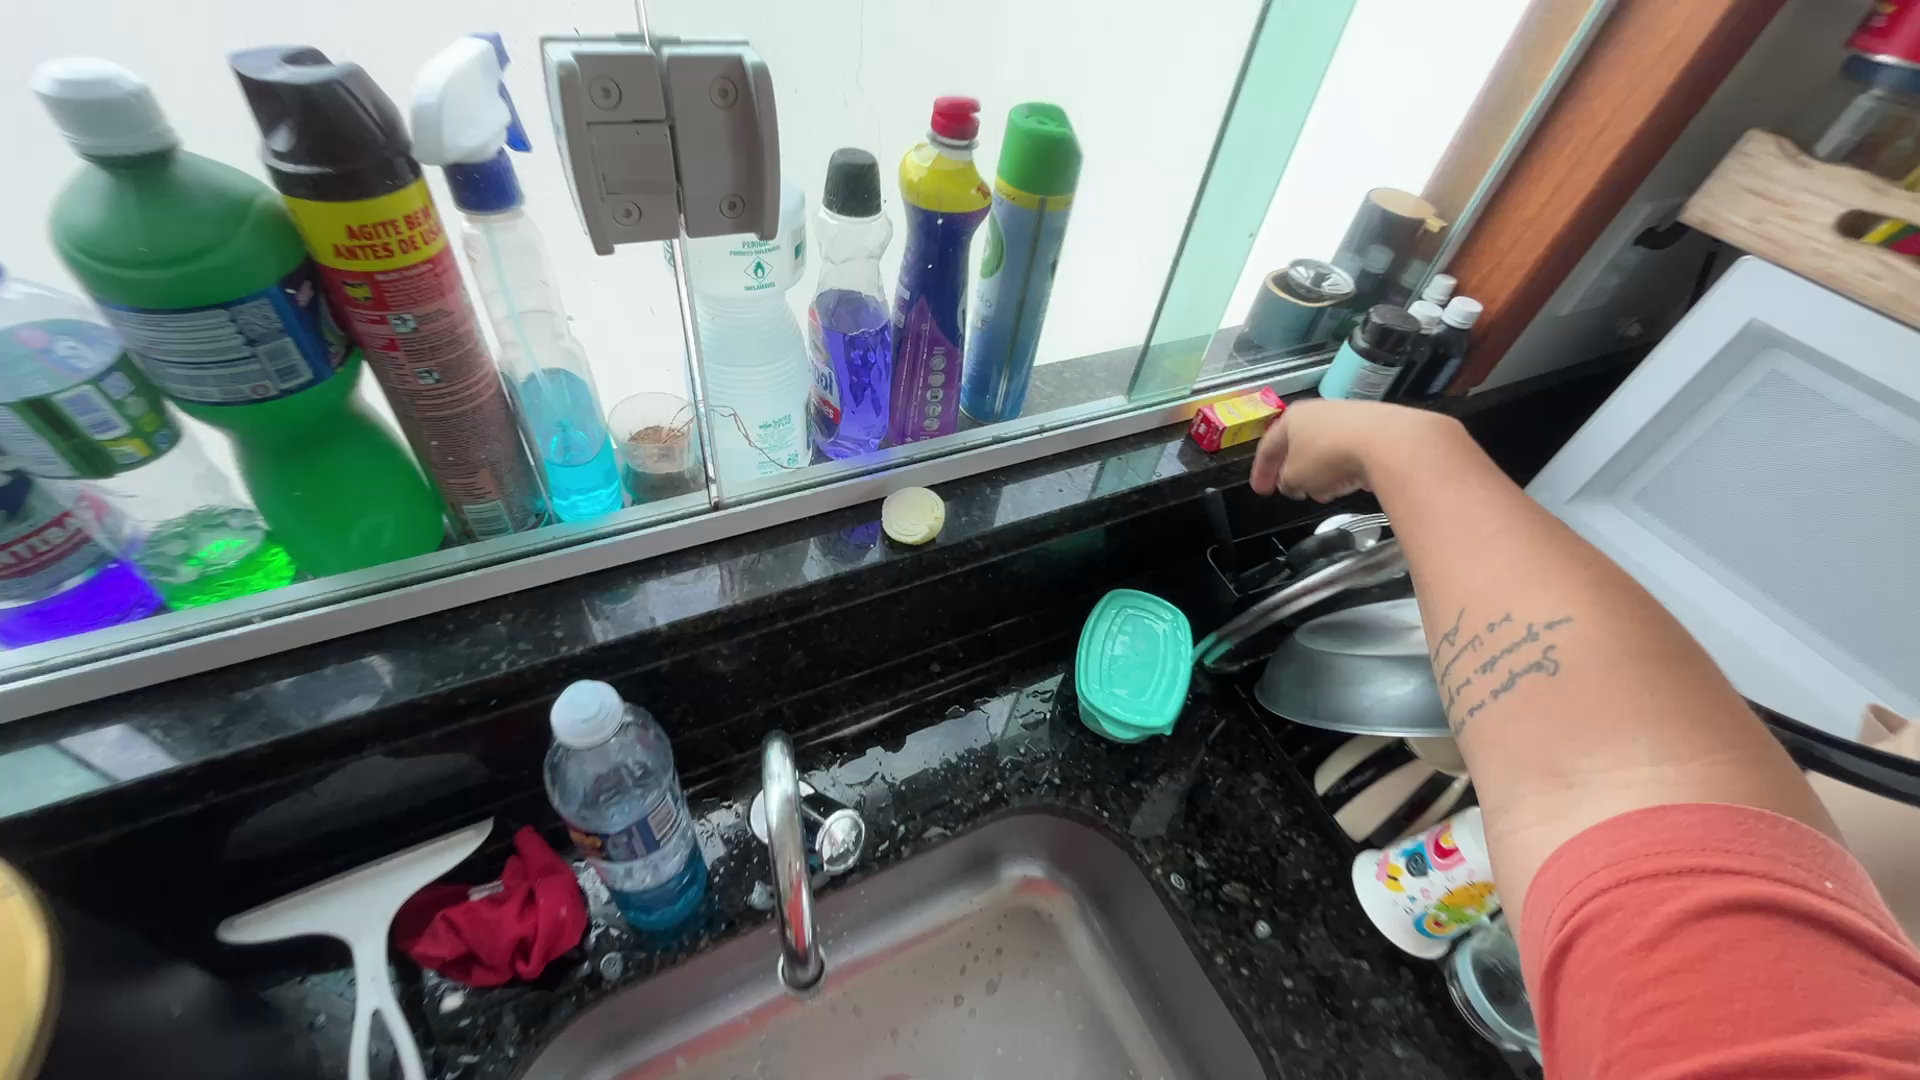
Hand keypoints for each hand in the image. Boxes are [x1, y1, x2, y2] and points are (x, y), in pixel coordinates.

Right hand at [1250, 399, 1452, 499]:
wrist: (1390, 442)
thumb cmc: (1330, 455)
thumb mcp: (1295, 478)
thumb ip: (1286, 482)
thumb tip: (1290, 484)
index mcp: (1292, 418)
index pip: (1268, 447)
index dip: (1262, 472)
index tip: (1261, 490)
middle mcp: (1319, 411)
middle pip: (1300, 445)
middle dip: (1296, 472)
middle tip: (1295, 492)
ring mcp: (1350, 416)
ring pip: (1327, 449)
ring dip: (1322, 473)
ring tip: (1325, 493)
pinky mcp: (1377, 425)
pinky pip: (1353, 450)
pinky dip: (1347, 468)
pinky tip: (1350, 484)